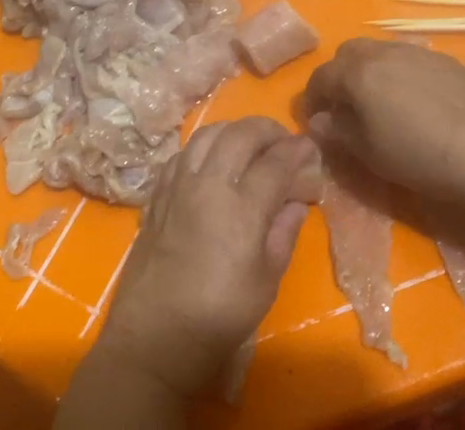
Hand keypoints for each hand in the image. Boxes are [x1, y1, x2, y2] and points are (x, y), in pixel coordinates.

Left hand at [95, 118, 317, 397]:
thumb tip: (296, 201)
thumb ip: (283, 233)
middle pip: (240, 135)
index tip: (310, 146)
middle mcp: (208, 184)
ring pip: (207, 134)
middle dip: (267, 129)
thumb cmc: (219, 315)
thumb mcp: (266, 281)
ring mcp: (178, 185)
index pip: (275, 163)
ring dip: (234, 131)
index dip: (296, 150)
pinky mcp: (157, 194)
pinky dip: (205, 146)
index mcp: (240, 207)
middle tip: (283, 140)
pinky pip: (184, 153)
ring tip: (250, 144)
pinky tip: (213, 161)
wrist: (155, 334)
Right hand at [303, 39, 464, 202]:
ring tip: (381, 107)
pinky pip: (411, 62)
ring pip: (382, 54)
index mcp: (356, 71)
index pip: (320, 78)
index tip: (313, 122)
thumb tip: (320, 120)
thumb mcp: (369, 153)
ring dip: (372, 75)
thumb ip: (338, 132)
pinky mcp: (450, 62)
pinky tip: (417, 106)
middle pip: (349, 55)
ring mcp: (420, 52)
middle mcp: (384, 52)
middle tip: (345, 109)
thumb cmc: (421, 155)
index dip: (311, 100)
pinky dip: (401, 77)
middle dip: (340, 78)